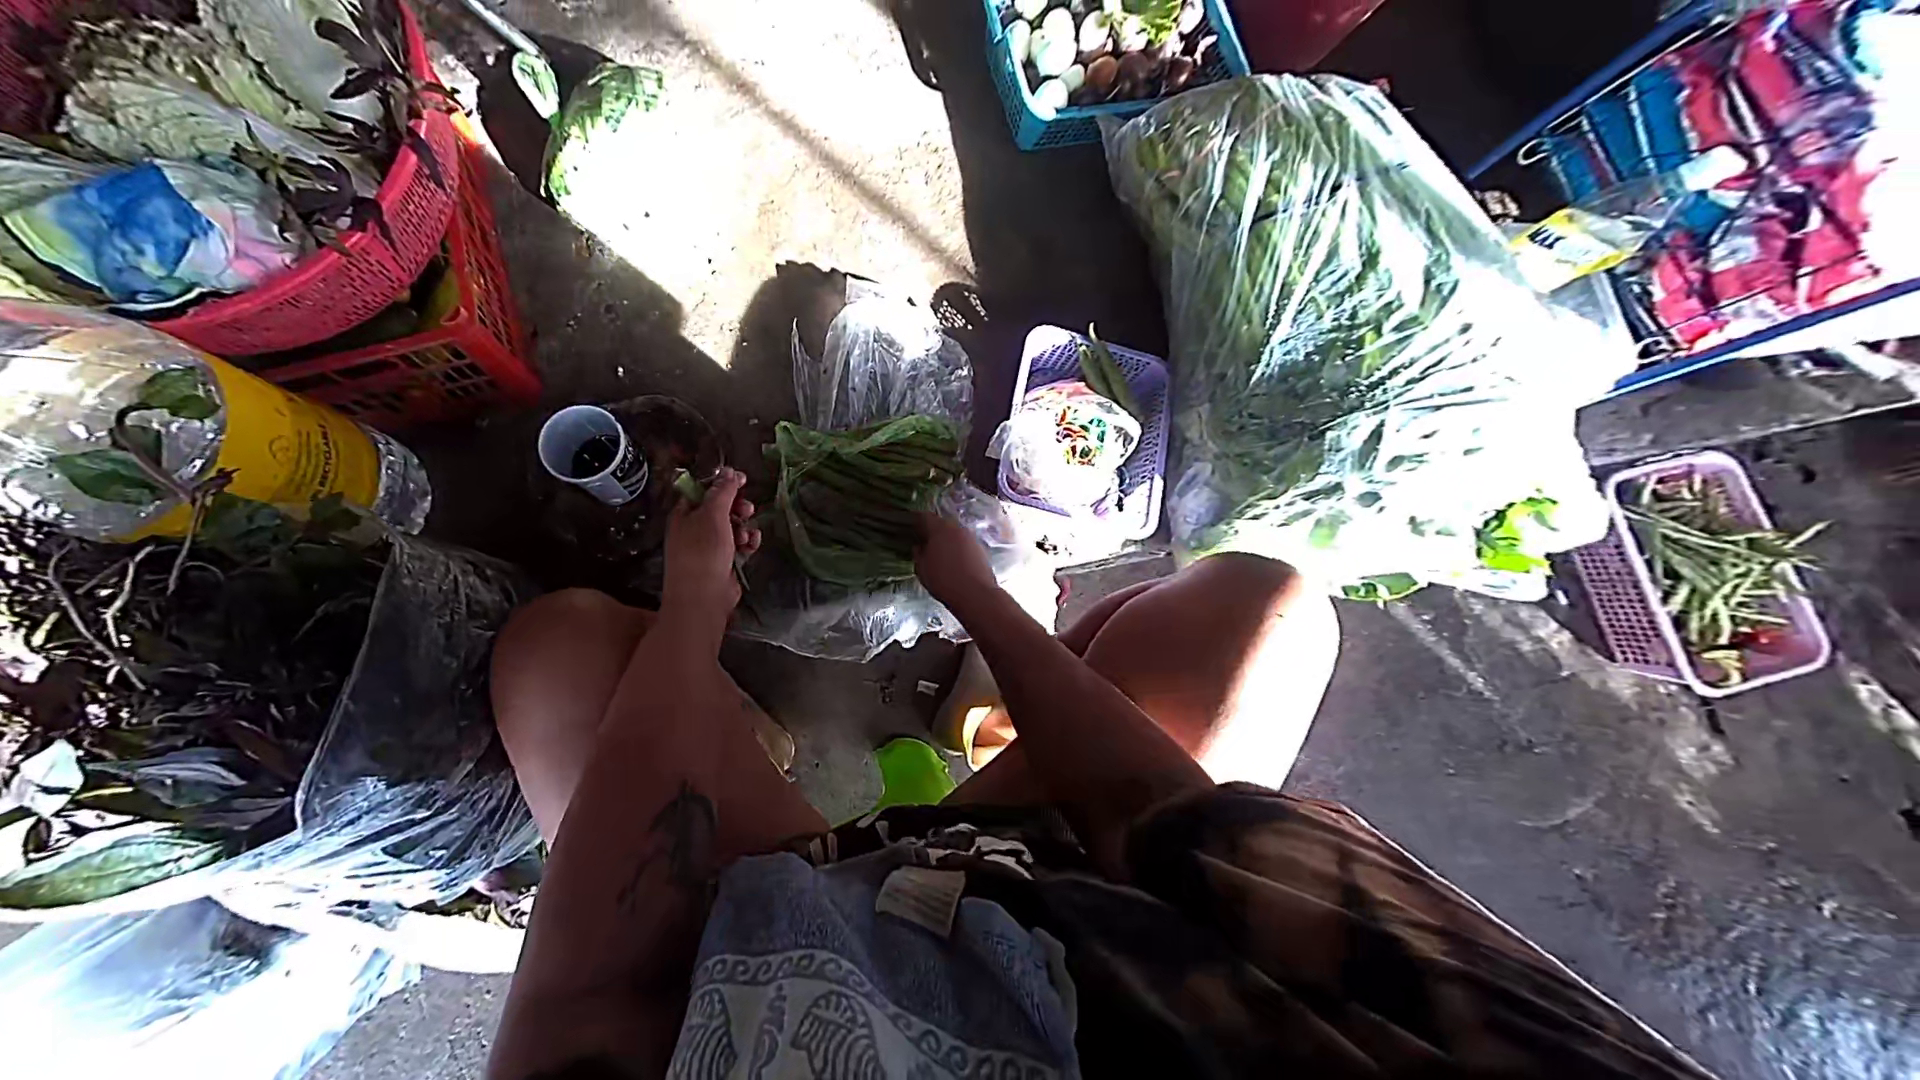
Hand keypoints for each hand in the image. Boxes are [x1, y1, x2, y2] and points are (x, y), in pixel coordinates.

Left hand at [662, 468, 760, 621]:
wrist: (703, 596)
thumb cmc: (703, 551)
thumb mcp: (712, 515)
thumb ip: (723, 491)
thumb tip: (730, 471)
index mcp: (684, 514)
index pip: (703, 491)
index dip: (722, 484)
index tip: (742, 480)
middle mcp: (694, 529)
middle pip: (720, 508)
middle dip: (737, 507)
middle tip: (747, 509)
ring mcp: (709, 547)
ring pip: (733, 526)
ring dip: (744, 527)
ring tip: (747, 535)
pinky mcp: (723, 561)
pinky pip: (739, 544)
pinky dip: (747, 542)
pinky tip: (752, 544)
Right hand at [914, 512, 996, 607]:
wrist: (975, 594)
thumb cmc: (943, 580)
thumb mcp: (922, 568)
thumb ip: (918, 554)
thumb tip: (918, 546)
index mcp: (940, 528)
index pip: (925, 517)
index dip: (916, 521)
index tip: (910, 528)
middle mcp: (958, 528)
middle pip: (942, 524)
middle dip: (933, 531)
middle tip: (924, 541)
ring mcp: (972, 538)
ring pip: (955, 534)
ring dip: (947, 540)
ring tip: (939, 553)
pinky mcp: (981, 550)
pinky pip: (965, 545)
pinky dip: (958, 549)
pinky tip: (954, 561)